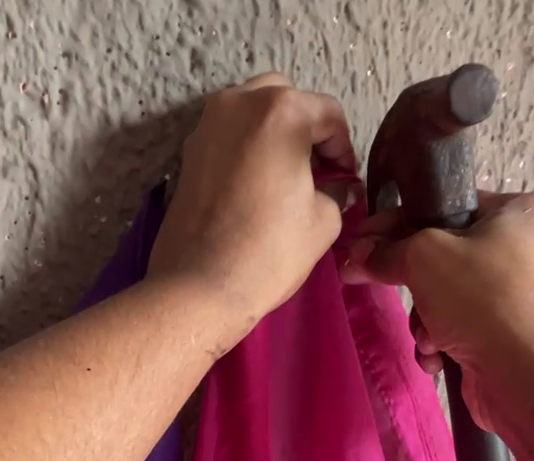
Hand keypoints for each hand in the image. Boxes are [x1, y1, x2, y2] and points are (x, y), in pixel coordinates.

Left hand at [149, 73, 358, 325]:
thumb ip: (336, 192)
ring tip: (284, 181)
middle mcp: (240, 102)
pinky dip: (246, 152)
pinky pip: (228, 138)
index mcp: (282, 109)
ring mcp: (207, 125)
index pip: (329, 114)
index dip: (344, 149)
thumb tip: (338, 186)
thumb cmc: (269, 252)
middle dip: (305, 132)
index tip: (345, 181)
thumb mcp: (323, 222)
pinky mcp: (188, 153)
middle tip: (315, 174)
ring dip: (273, 137)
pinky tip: (254, 190)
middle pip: (286, 100)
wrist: (200, 286)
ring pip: (252, 114)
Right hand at [341, 191, 533, 431]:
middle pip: (441, 256)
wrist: (522, 374)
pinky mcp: (500, 333)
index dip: (398, 221)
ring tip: (429, 337)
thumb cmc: (479, 298)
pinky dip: (439, 342)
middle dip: (412, 284)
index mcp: (516, 212)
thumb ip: (385, 252)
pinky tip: (438, 357)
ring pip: (442, 297)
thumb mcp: (424, 258)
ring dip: (424, 321)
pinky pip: (455, 327)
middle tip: (373, 282)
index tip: (361, 239)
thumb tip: (355, 258)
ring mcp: (511, 295)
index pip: (446, 207)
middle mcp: (519, 248)